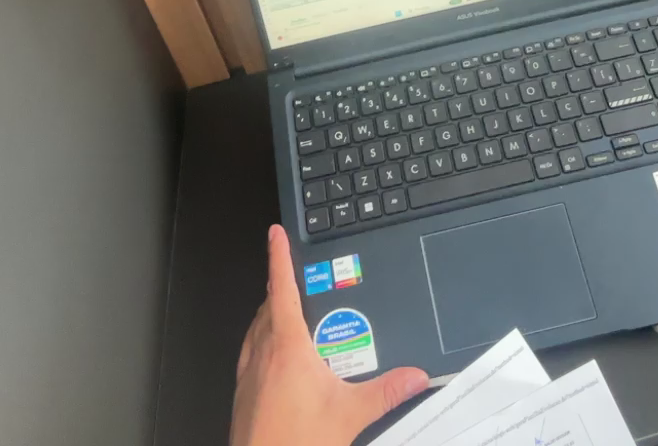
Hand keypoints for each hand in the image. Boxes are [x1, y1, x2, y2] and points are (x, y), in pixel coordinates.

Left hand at [230, 225, 429, 445]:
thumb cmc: (296, 444)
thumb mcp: (349, 415)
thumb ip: (386, 391)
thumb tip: (414, 375)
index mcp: (287, 347)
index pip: (281, 287)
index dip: (279, 256)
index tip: (276, 233)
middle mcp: (262, 353)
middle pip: (268, 305)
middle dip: (280, 285)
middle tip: (299, 277)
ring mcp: (248, 373)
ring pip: (256, 328)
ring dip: (270, 312)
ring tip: (292, 314)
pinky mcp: (242, 393)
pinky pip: (250, 352)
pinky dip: (262, 341)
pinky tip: (277, 358)